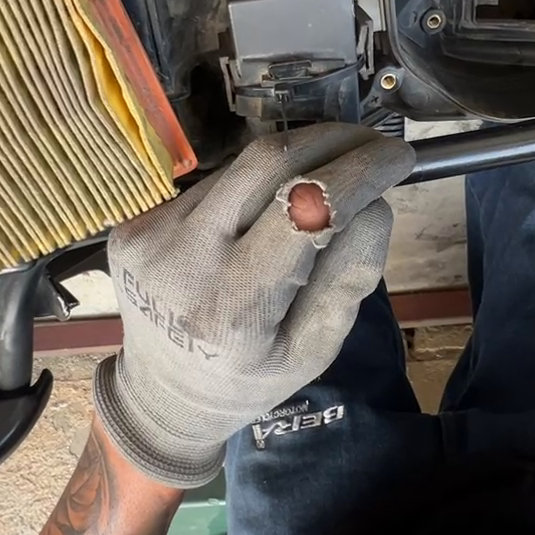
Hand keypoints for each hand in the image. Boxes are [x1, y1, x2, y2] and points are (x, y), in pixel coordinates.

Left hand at [92, 123, 414, 486]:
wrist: (161, 395)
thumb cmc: (250, 379)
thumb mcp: (316, 349)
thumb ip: (350, 275)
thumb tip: (371, 202)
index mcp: (234, 310)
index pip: (305, 210)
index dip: (360, 171)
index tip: (399, 157)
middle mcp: (182, 262)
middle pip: (268, 161)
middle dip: (334, 139)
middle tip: (374, 144)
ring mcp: (150, 236)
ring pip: (241, 164)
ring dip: (297, 158)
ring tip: (330, 174)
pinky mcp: (136, 222)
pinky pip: (215, 181)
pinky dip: (257, 181)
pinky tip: (271, 202)